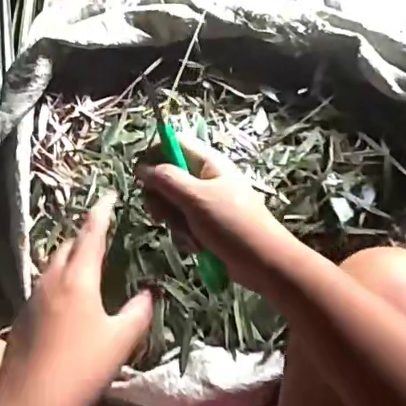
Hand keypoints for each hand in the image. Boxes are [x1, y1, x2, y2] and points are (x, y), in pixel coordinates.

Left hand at [0, 194, 152, 405]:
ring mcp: (33, 297)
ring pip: (54, 266)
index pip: (91, 233)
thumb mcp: (120, 340)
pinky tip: (71, 302)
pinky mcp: (23, 316)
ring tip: (90, 265)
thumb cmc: (82, 368)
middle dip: (85, 235)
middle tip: (104, 234)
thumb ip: (138, 312)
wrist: (30, 402)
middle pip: (68, 246)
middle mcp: (51, 279)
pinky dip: (61, 283)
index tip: (110, 195)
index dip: (102, 211)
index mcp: (77, 277)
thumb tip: (147, 294)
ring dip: (71, 259)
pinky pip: (45, 287)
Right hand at [137, 133, 297, 295]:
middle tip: (161, 216)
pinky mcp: (206, 223)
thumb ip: (166, 179)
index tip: (141, 177)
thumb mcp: (196, 198)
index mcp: (208, 162)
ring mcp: (206, 201)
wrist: (265, 263)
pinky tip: (195, 247)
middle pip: (167, 175)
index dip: (154, 154)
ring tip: (187, 236)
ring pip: (171, 202)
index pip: (173, 142)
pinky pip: (182, 222)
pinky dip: (184, 234)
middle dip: (160, 198)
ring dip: (173, 221)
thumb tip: (141, 167)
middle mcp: (206, 178)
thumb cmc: (232, 224)